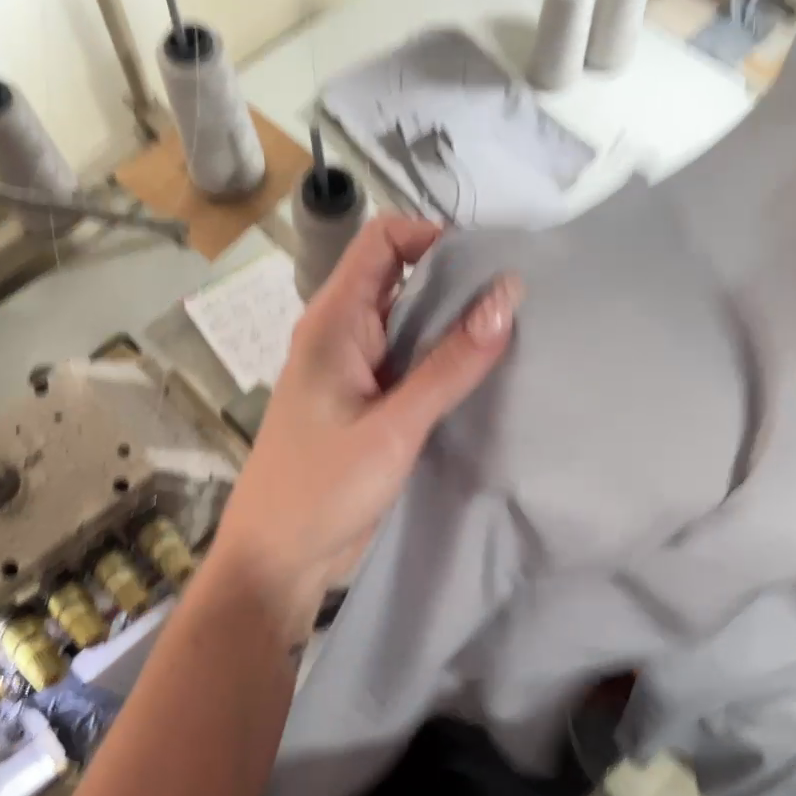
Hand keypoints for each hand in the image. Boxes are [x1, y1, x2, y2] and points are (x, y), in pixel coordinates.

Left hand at [208, 217, 521, 629]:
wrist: (277, 558)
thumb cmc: (322, 489)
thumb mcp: (394, 427)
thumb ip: (449, 364)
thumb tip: (506, 295)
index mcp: (333, 322)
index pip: (383, 240)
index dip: (434, 237)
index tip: (490, 266)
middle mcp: (339, 336)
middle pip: (400, 280)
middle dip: (455, 285)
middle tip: (517, 306)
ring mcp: (350, 373)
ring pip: (406, 327)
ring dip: (451, 329)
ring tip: (511, 339)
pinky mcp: (362, 408)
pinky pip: (405, 368)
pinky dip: (439, 366)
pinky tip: (478, 381)